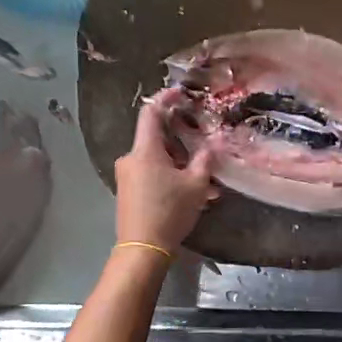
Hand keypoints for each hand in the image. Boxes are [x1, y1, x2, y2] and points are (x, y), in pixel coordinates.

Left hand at [114, 88, 216, 253]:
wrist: (142, 248)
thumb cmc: (169, 212)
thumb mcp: (195, 185)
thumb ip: (205, 160)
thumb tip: (214, 144)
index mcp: (144, 150)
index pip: (151, 112)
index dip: (165, 98)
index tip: (180, 93)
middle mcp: (130, 158)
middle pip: (156, 138)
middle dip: (181, 141)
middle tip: (204, 145)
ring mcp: (126, 176)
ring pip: (156, 160)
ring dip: (179, 164)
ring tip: (205, 181)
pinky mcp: (127, 192)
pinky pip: (150, 175)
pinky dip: (169, 177)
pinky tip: (190, 194)